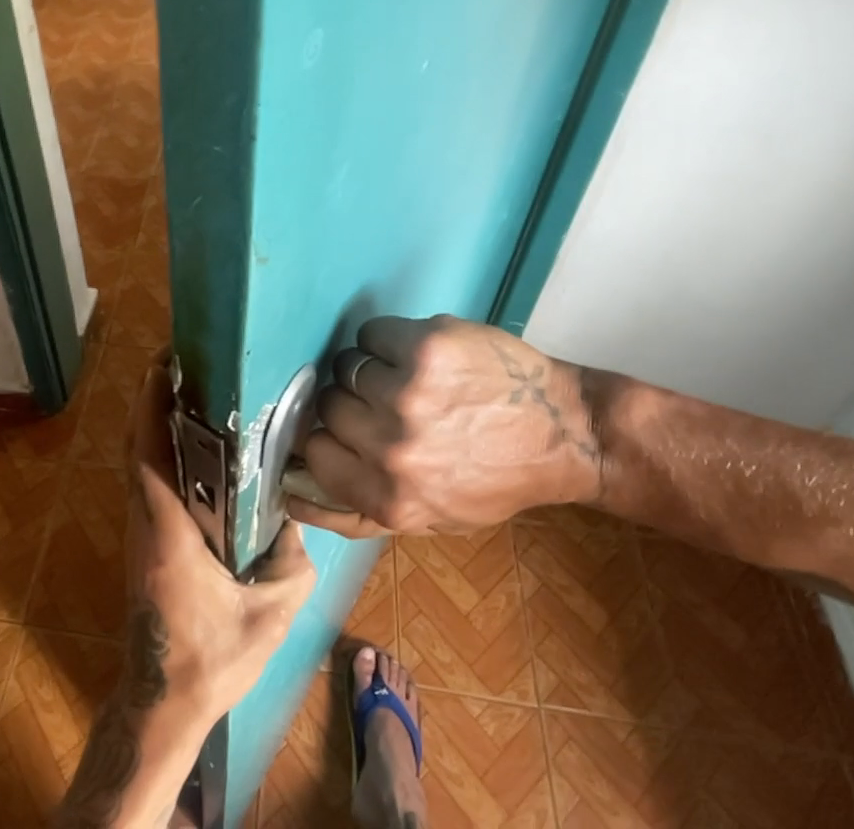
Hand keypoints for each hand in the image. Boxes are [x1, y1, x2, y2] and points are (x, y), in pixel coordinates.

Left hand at [124, 359, 316, 719]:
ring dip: (153, 422)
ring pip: (137, 464)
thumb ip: (292, 562)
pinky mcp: (144, 544)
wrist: (164, 699)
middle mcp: (145, 525)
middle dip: (151, 400)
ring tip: (188, 389)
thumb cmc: (211, 658)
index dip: (150, 407)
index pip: (149, 457)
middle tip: (182, 362)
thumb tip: (293, 519)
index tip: (162, 365)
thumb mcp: (271, 615)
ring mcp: (139, 534)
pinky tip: (191, 444)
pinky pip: (146, 483)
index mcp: (169, 535)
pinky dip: (158, 450)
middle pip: (137, 449)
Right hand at [287, 315, 602, 536]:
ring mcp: (408, 394)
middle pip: (326, 405)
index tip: (348, 432)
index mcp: (387, 498)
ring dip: (367, 369)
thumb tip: (288, 495)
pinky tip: (416, 354)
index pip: (312, 452)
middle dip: (351, 403)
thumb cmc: (494, 481)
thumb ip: (355, 514)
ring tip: (405, 378)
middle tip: (387, 405)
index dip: (328, 437)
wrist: (566, 434)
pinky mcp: (427, 347)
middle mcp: (392, 449)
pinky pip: (371, 333)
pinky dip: (386, 340)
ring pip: (345, 366)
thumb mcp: (425, 521)